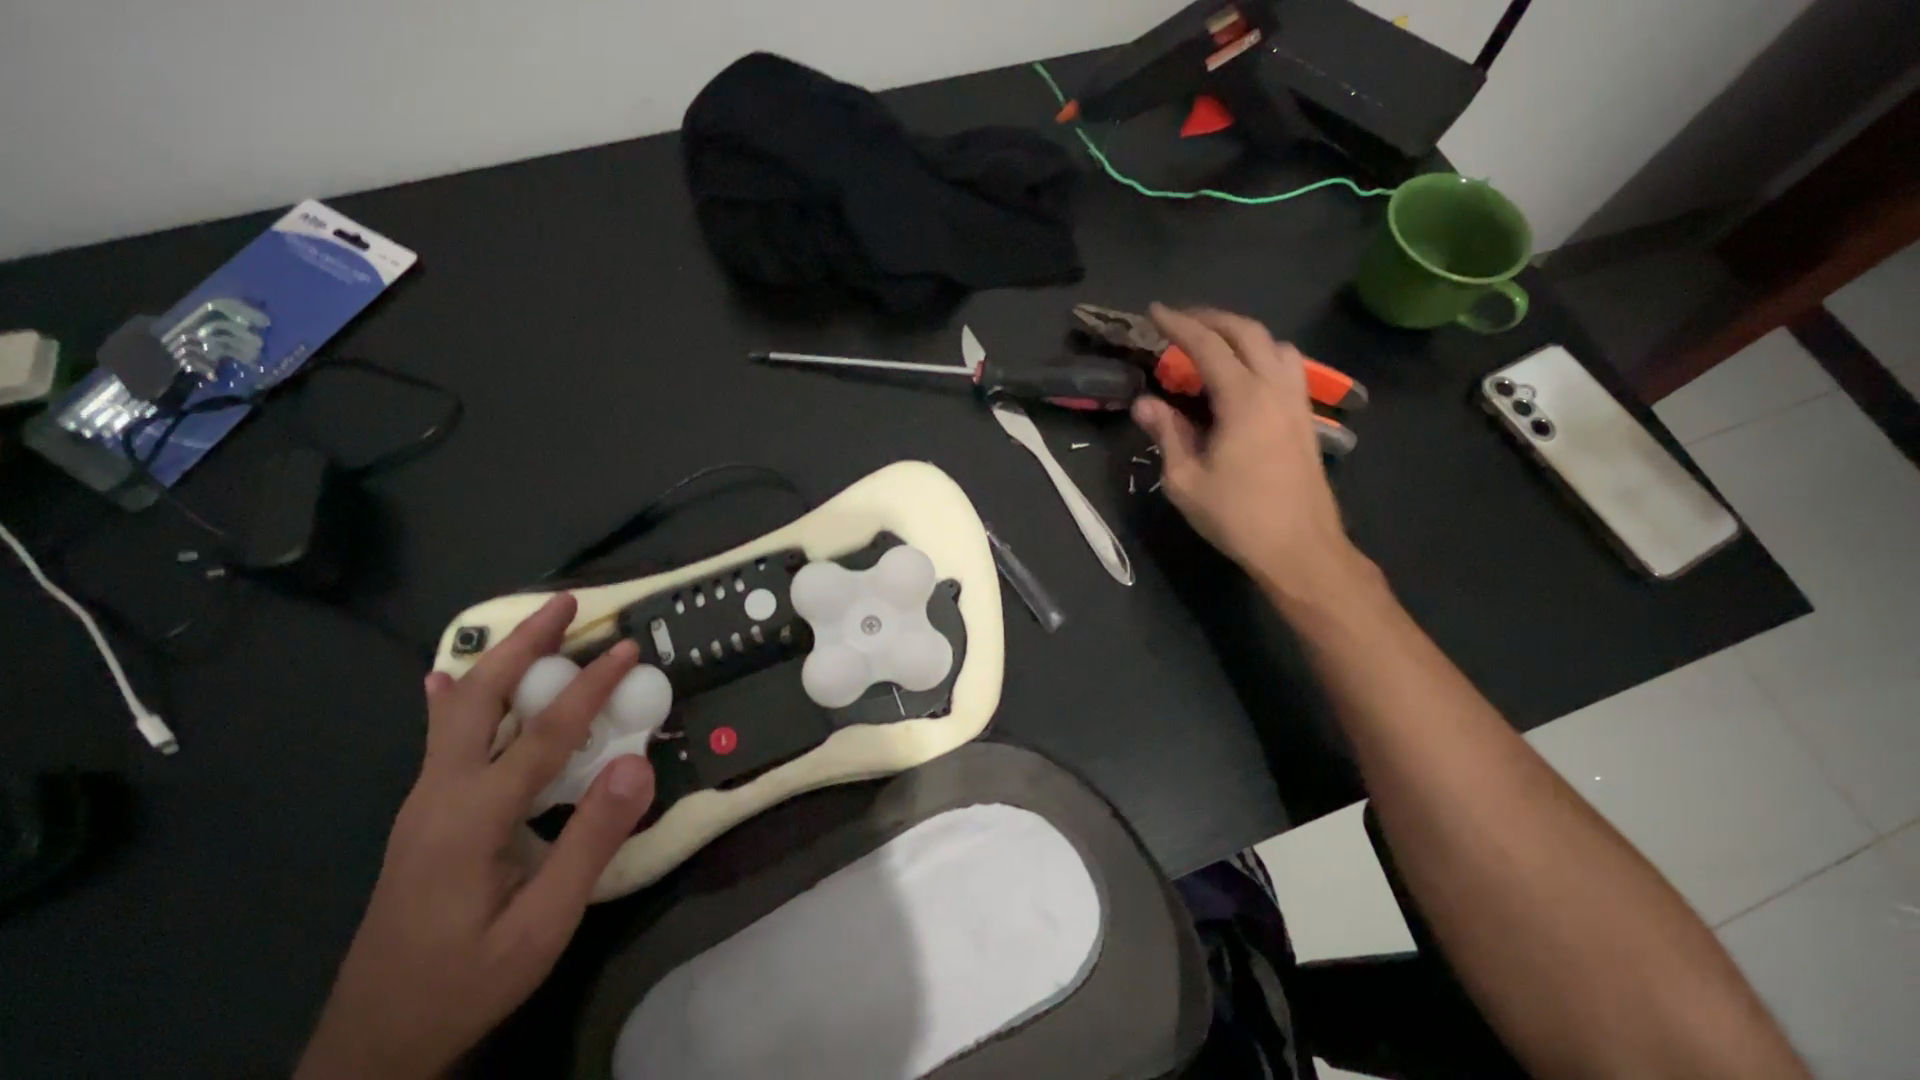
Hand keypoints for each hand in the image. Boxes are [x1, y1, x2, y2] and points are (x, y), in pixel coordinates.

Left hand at [296, 595, 656, 1079]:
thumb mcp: (543, 924)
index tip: (628, 648)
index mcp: (473, 817)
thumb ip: (590, 841)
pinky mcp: (423, 816)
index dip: (590, 686)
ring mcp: (423, 802)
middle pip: (482, 698)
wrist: (377, 1034)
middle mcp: (440, 793)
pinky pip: (440, 739)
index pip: (543, 734)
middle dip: (525, 644)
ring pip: (457, 711)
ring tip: (531, 628)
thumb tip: (635, 764)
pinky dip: (453, 698)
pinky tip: (444, 681)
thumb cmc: (467, 979)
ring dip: (497, 661)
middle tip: (566, 603)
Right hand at [1133, 304, 1370, 603]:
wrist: (1300, 549)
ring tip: (1215, 343)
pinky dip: (1263, 355)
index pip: (1208, 345)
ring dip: (1242, 334)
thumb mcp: (1186, 480)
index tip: (1154, 312)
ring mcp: (1297, 402)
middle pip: (1247, 332)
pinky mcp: (1306, 419)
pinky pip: (1287, 367)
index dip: (1179, 325)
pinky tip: (1246, 375)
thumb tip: (1145, 403)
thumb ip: (1167, 434)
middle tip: (1181, 321)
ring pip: (1274, 345)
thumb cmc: (1238, 518)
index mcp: (1243, 399)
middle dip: (1212, 318)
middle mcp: (1275, 388)